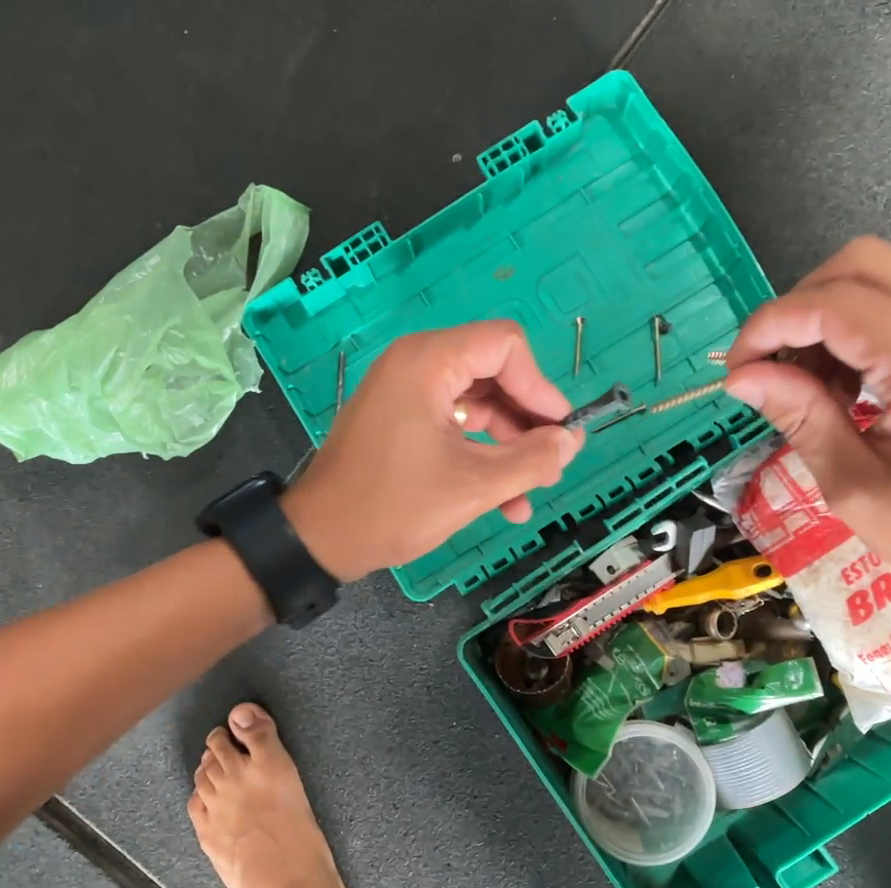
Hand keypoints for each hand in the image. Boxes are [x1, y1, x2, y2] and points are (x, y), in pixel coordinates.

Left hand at [282, 321, 582, 580]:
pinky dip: (480, 454)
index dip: (540, 387)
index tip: (559, 431)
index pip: (506, 346)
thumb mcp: (474, 486)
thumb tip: (571, 441)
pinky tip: (504, 501)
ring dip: (508, 447)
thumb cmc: (394, 507)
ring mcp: (405, 392)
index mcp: (428, 362)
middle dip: (526, 421)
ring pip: (477, 403)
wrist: (318, 538)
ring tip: (531, 493)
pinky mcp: (400, 419)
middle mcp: (416, 364)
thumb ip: (531, 459)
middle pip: (494, 373)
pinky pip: (453, 423)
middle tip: (552, 464)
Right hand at [722, 237, 890, 622]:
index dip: (771, 325)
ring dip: (829, 313)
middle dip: (798, 306)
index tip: (738, 371)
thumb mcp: (855, 489)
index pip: (835, 303)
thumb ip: (800, 417)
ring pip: (886, 273)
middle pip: (862, 262)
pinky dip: (863, 323)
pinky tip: (850, 381)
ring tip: (810, 382)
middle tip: (771, 368)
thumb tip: (742, 376)